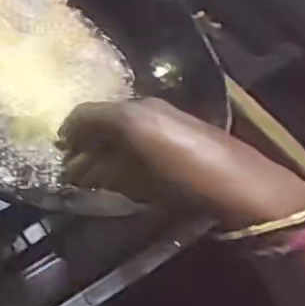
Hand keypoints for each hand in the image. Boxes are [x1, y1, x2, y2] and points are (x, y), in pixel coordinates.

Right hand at [59, 99, 304, 229]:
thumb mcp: (135, 126)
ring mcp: (163, 153)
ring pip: (115, 158)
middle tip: (66, 176)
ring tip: (83, 189)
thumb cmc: (187, 162)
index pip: (89, 114)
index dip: (70, 133)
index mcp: (141, 107)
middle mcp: (151, 123)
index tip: (56, 156)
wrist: (248, 199)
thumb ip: (95, 118)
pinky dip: (116, 184)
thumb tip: (65, 128)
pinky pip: (132, 177)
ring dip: (96, 171)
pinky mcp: (174, 179)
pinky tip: (113, 194)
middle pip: (101, 136)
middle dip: (80, 153)